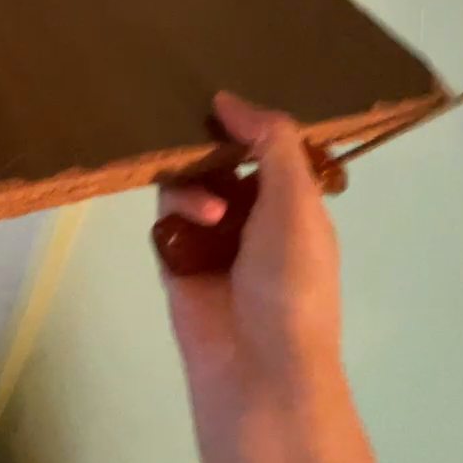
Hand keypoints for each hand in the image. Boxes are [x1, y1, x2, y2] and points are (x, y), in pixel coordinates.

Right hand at [153, 93, 377, 462]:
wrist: (258, 365)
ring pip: (187, 183)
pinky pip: (164, 218)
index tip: (217, 97)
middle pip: (218, 161)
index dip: (246, 123)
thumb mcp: (297, 204)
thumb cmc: (292, 282)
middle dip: (207, 147)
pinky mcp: (176, 257)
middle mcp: (251, 215)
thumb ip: (271, 144)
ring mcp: (211, 237)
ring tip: (207, 212)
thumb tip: (227, 98)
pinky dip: (173, 215)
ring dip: (194, 187)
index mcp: (291, 205)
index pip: (266, 149)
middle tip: (187, 126)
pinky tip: (183, 227)